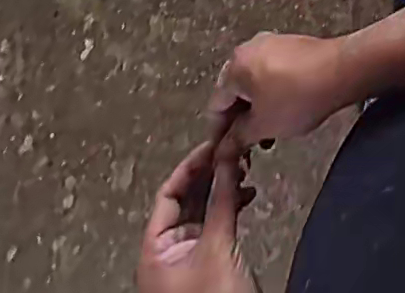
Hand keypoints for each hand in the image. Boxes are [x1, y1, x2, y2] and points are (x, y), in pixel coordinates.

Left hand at [137, 141, 257, 292]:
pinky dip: (231, 204)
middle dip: (210, 173)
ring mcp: (189, 257)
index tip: (215, 143)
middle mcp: (168, 250)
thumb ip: (223, 196)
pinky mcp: (209, 261)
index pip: (168, 193)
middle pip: (186, 198)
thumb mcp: (218, 245)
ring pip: (203, 208)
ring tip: (244, 168)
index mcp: (156, 249)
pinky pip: (216, 222)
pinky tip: (249, 193)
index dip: (191, 165)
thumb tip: (227, 153)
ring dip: (223, 186)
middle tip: (233, 149)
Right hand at [209, 33, 353, 146]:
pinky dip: (272, 95)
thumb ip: (237, 138)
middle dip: (240, 122)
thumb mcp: (263, 125)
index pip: (216, 105)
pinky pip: (272, 74)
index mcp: (236, 65)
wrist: (341, 70)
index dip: (219, 134)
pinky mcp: (291, 46)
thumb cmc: (298, 97)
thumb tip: (224, 149)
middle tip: (249, 147)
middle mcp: (250, 48)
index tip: (225, 155)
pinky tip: (285, 113)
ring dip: (257, 111)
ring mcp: (272, 43)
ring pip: (254, 84)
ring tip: (270, 135)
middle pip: (235, 92)